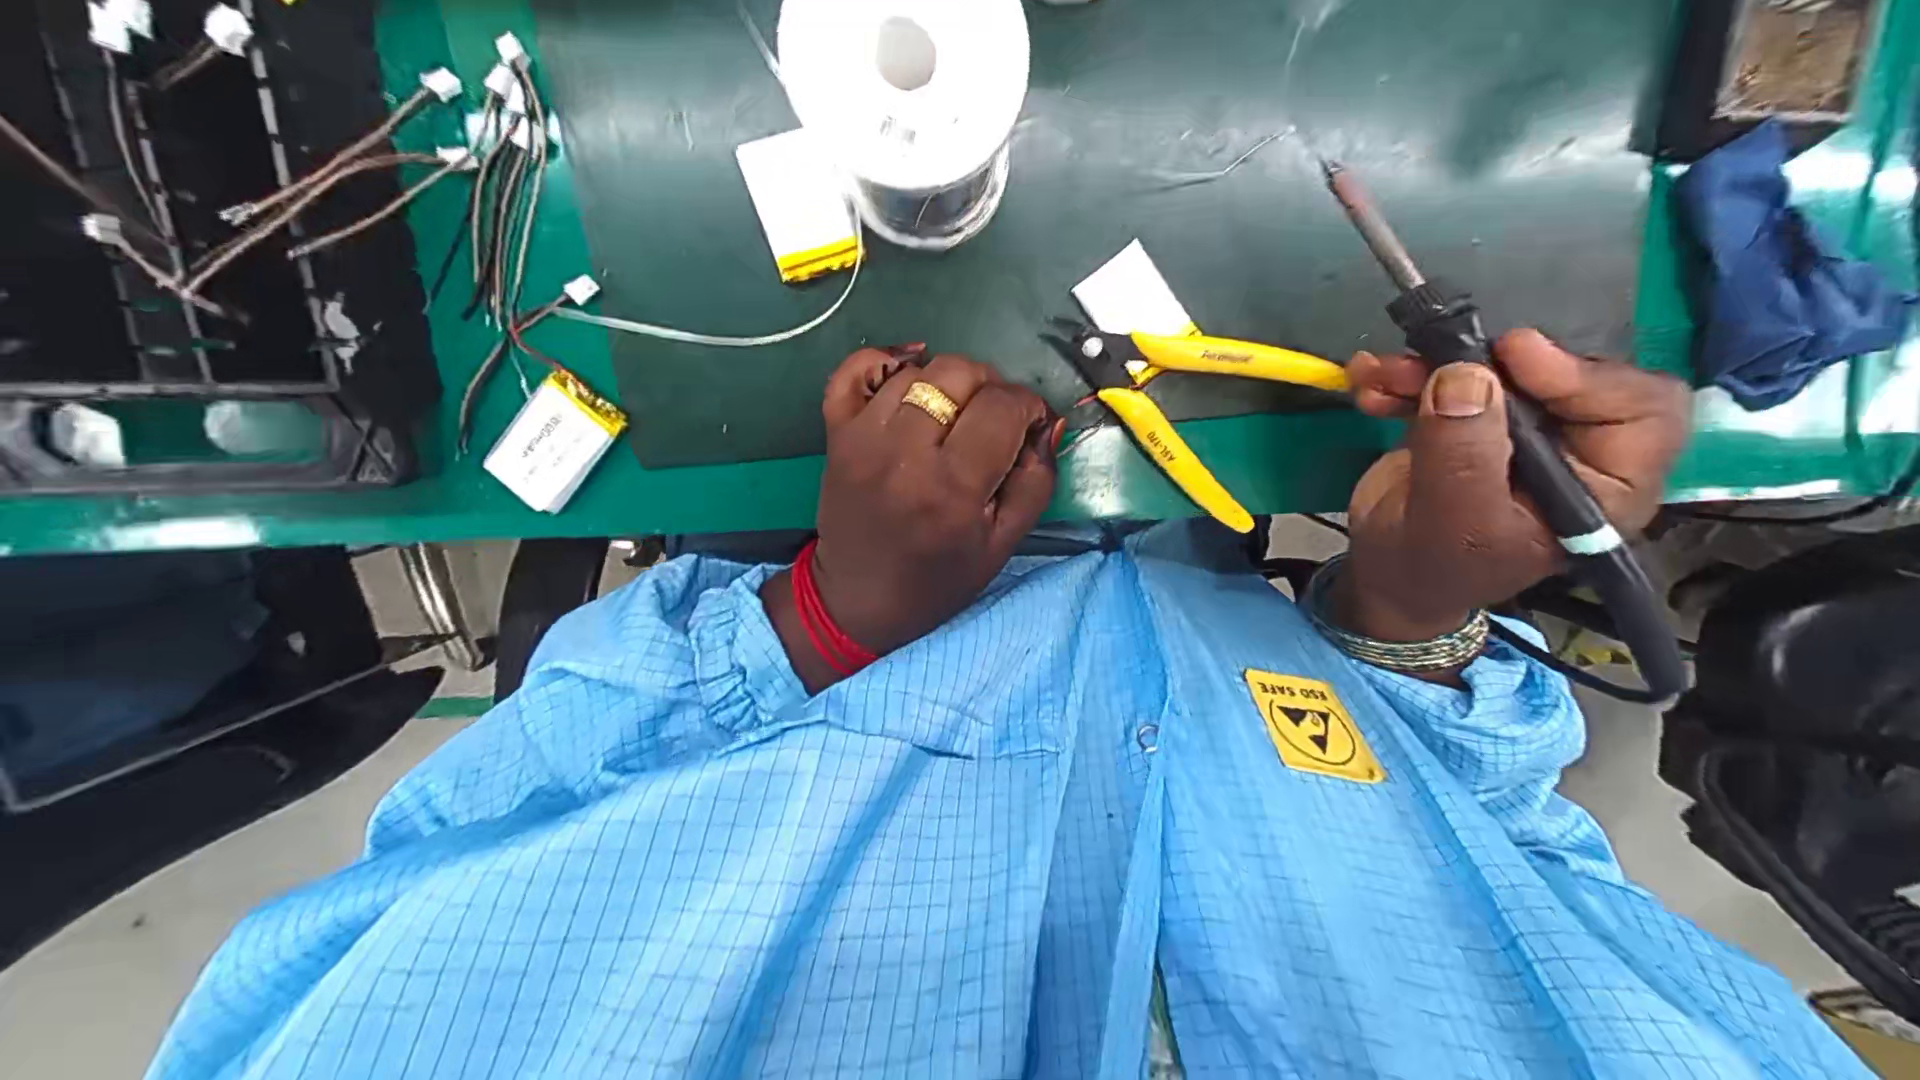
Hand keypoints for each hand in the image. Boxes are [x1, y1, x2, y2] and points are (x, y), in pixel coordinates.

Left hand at [762, 348, 1060, 691]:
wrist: (858, 599)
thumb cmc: (938, 580)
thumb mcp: (1002, 544)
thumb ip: (1036, 481)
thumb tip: (1049, 422)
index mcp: (952, 489)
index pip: (1003, 407)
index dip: (1029, 407)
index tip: (1028, 426)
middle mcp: (904, 454)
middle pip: (960, 373)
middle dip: (991, 387)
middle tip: (992, 419)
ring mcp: (862, 438)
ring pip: (917, 370)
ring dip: (946, 382)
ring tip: (952, 413)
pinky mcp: (835, 433)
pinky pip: (855, 368)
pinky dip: (885, 360)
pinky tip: (908, 372)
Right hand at [1338, 329, 1690, 661]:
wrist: (1385, 579)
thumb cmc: (1430, 565)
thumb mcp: (1450, 520)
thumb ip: (1461, 454)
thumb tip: (1465, 376)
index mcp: (1602, 485)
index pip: (1635, 411)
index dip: (1582, 376)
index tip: (1514, 355)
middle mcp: (1570, 450)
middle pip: (1551, 380)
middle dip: (1484, 364)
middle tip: (1434, 354)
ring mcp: (1514, 435)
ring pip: (1490, 375)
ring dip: (1427, 367)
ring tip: (1378, 373)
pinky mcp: (1466, 425)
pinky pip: (1444, 385)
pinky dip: (1403, 380)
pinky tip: (1368, 383)